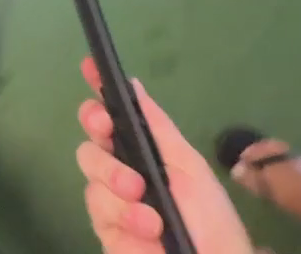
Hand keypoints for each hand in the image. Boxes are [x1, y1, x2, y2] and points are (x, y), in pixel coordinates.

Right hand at [75, 59, 253, 253]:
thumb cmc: (211, 220)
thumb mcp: (189, 165)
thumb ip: (156, 125)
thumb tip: (132, 83)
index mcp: (139, 151)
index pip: (109, 116)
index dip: (96, 90)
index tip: (89, 68)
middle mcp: (119, 173)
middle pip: (89, 142)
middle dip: (95, 130)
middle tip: (107, 132)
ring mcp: (111, 204)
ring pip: (91, 176)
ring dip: (116, 183)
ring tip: (147, 207)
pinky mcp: (108, 233)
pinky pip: (99, 211)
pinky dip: (125, 217)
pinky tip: (150, 230)